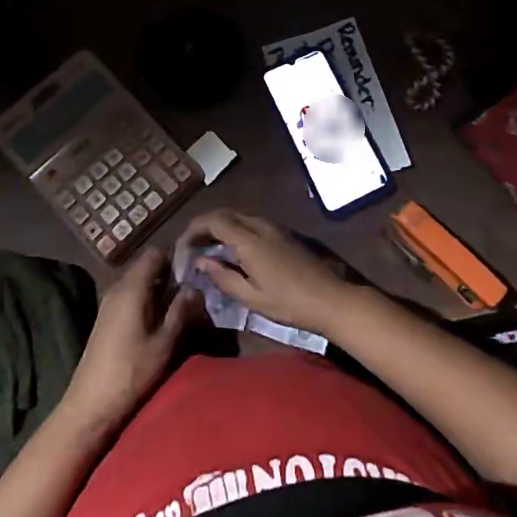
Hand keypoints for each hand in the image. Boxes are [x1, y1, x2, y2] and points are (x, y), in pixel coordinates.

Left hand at [60, 248, 206, 430]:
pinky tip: (161, 322)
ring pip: (139, 283)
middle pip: (147, 268)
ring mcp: (109, 302)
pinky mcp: (107, 317)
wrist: (92, 402)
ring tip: (182, 308)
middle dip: (170, 276)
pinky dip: (147, 302)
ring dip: (160, 291)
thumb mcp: (164, 342)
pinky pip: (131, 297)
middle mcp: (117, 287)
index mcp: (132, 287)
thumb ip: (181, 311)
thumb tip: (196, 288)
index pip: (154, 254)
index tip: (195, 271)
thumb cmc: (132, 370)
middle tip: (194, 292)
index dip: (175, 258)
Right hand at [178, 210, 359, 337]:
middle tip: (191, 247)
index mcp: (249, 240)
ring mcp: (274, 226)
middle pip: (224, 213)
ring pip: (238, 216)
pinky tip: (232, 251)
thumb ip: (223, 276)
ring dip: (219, 227)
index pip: (212, 221)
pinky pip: (251, 222)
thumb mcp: (252, 298)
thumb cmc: (290, 303)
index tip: (183, 248)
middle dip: (203, 226)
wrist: (332, 300)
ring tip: (208, 249)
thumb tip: (200, 261)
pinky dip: (235, 230)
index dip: (193, 230)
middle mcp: (260, 225)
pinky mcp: (283, 233)